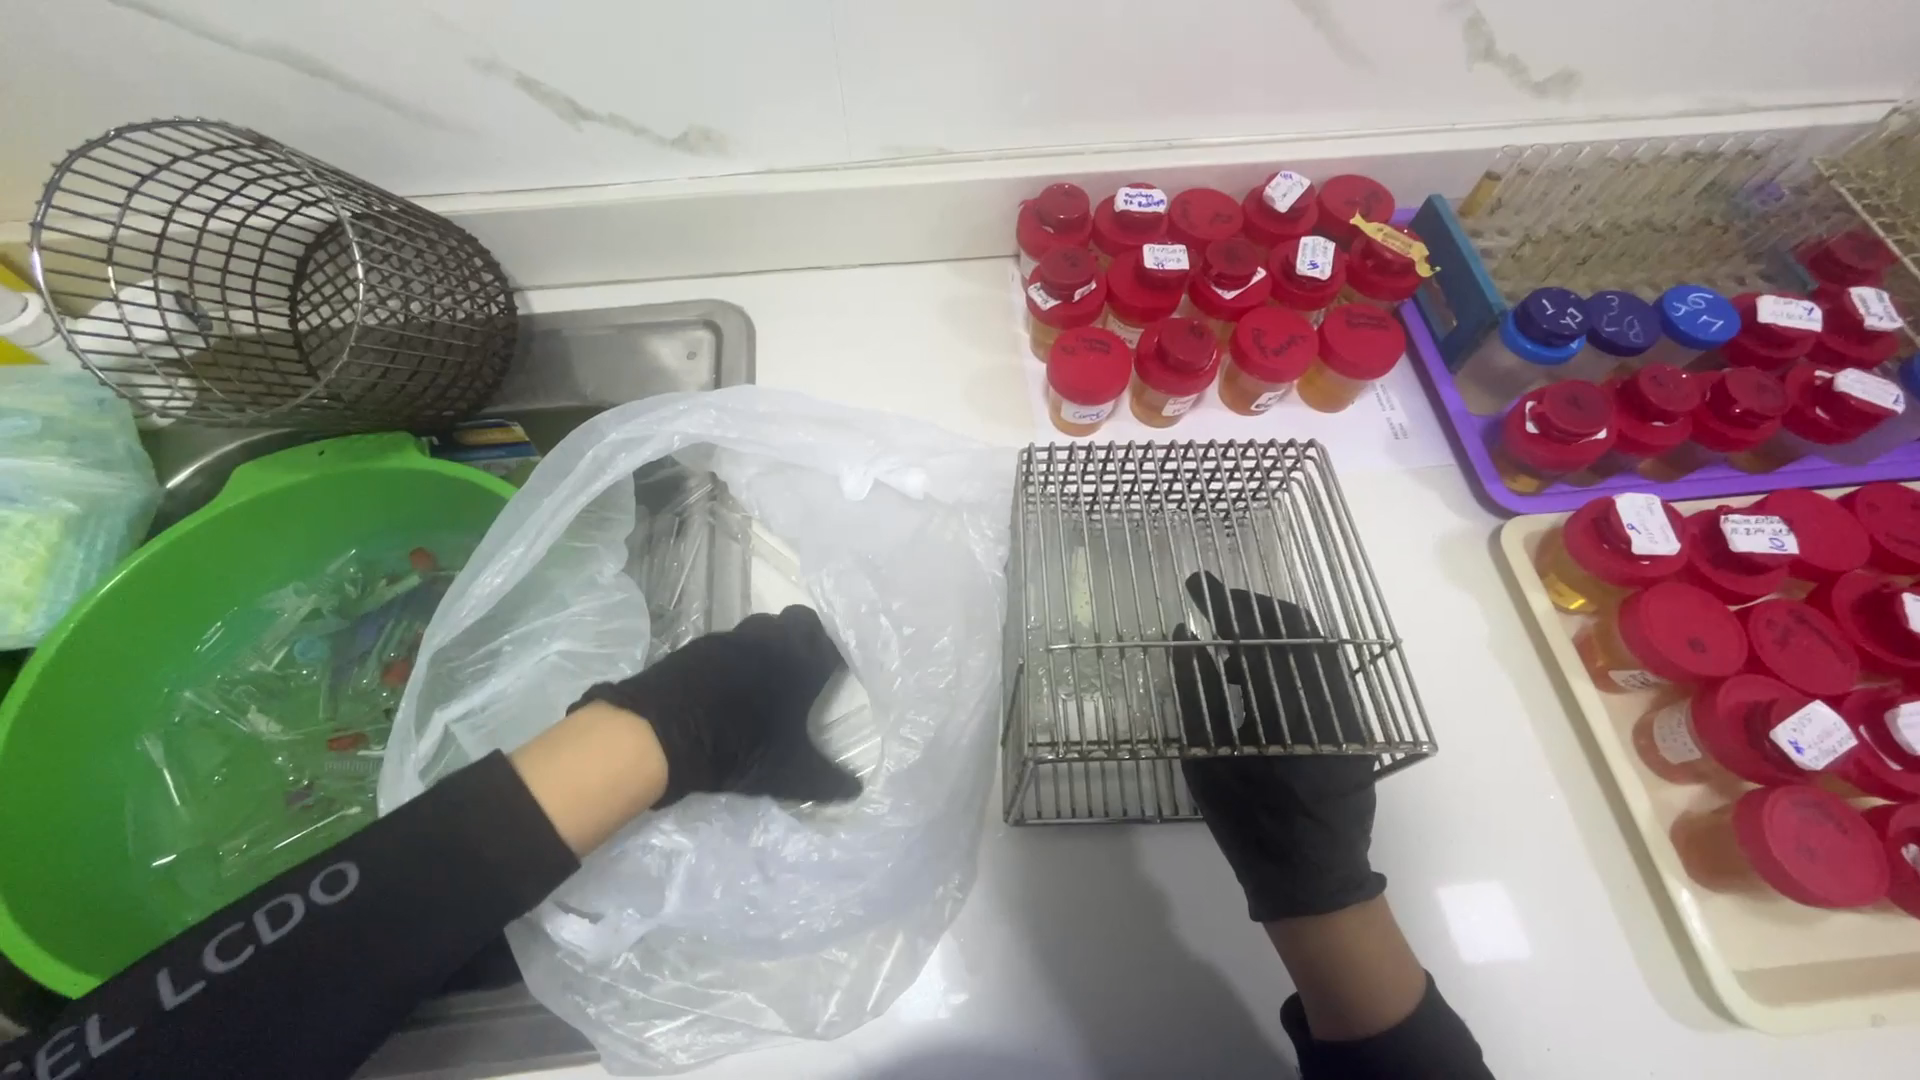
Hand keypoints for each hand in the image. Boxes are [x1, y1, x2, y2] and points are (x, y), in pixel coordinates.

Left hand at [570, 605, 861, 806]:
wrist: (662, 733)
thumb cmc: (740, 748)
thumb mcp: (789, 774)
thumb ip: (825, 781)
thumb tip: (856, 790)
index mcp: (802, 665)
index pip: (832, 645)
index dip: (835, 658)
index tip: (834, 677)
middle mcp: (773, 642)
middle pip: (801, 622)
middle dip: (806, 638)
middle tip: (801, 670)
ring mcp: (735, 639)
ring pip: (764, 627)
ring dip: (769, 644)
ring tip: (763, 678)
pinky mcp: (701, 644)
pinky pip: (730, 642)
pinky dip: (735, 657)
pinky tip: (727, 685)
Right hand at [1172, 572, 1384, 921]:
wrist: (1310, 877)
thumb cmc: (1247, 821)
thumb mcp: (1206, 758)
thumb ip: (1195, 693)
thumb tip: (1185, 640)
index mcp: (1287, 709)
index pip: (1258, 635)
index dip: (1226, 604)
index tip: (1198, 586)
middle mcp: (1329, 703)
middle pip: (1296, 630)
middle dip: (1253, 608)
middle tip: (1216, 601)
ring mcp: (1350, 715)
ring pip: (1315, 648)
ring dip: (1274, 630)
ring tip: (1233, 631)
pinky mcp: (1355, 729)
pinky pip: (1324, 675)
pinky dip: (1292, 659)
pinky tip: (1262, 670)